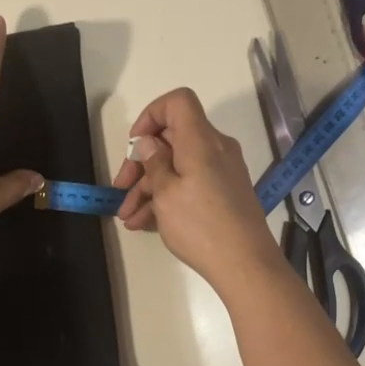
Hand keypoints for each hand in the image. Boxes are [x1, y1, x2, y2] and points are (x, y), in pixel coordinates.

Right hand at [113, 88, 284, 287]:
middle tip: (120, 188)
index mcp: (200, 140)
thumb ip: (154, 163)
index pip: (177, 103)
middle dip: (141, 163)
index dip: (151, 116)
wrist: (243, 262)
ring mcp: (220, 172)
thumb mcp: (166, 194)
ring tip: (127, 217)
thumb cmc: (200, 226)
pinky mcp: (223, 193)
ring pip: (177, 167)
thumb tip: (149, 143)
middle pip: (172, 139)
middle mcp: (214, 148)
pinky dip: (166, 198)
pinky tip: (144, 222)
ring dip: (148, 188)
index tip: (134, 145)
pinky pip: (189, 185)